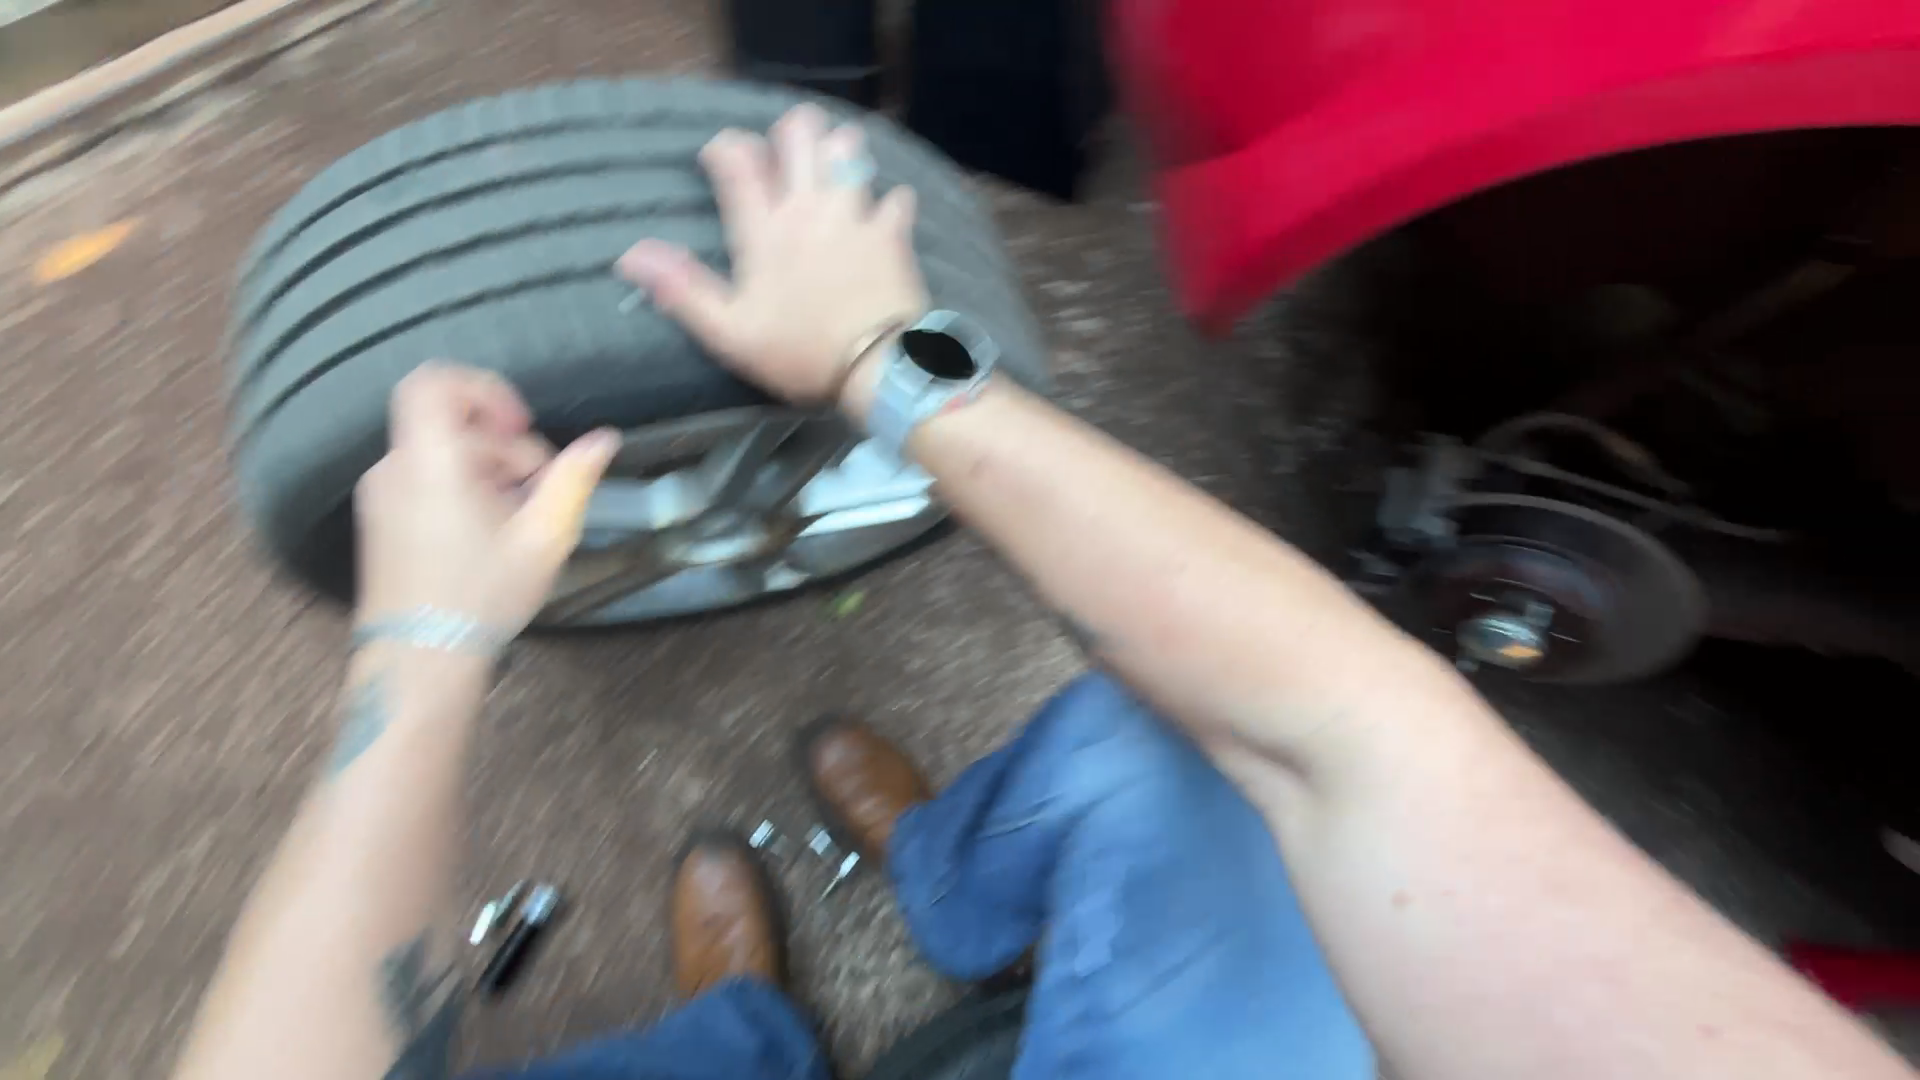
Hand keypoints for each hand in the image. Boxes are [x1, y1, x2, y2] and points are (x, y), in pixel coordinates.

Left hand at [354, 364, 620, 633]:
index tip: (520, 428)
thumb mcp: (545, 537)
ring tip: (518, 523)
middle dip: (508, 449)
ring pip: (446, 454)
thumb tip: (605, 439)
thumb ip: (575, 479)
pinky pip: (430, 478)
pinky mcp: (382, 516)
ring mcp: (382, 493)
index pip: (433, 383)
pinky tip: (490, 534)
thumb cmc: (485, 592)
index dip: (484, 389)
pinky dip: (468, 489)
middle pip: (455, 425)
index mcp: (431, 463)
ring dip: (493, 473)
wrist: (418, 657)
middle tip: (539, 498)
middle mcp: (396, 467)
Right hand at [617, 103, 929, 409]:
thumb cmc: (802, 353)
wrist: (876, 366)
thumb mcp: (732, 334)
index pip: (737, 161)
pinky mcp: (893, 233)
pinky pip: (895, 197)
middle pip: (798, 137)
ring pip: (847, 151)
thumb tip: (630, 255)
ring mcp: (854, 215)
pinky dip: (889, 202)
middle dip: (790, 134)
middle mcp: (808, 209)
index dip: (725, 148)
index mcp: (763, 231)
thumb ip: (684, 292)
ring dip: (839, 152)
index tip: (720, 158)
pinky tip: (884, 214)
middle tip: (787, 154)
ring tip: (834, 169)